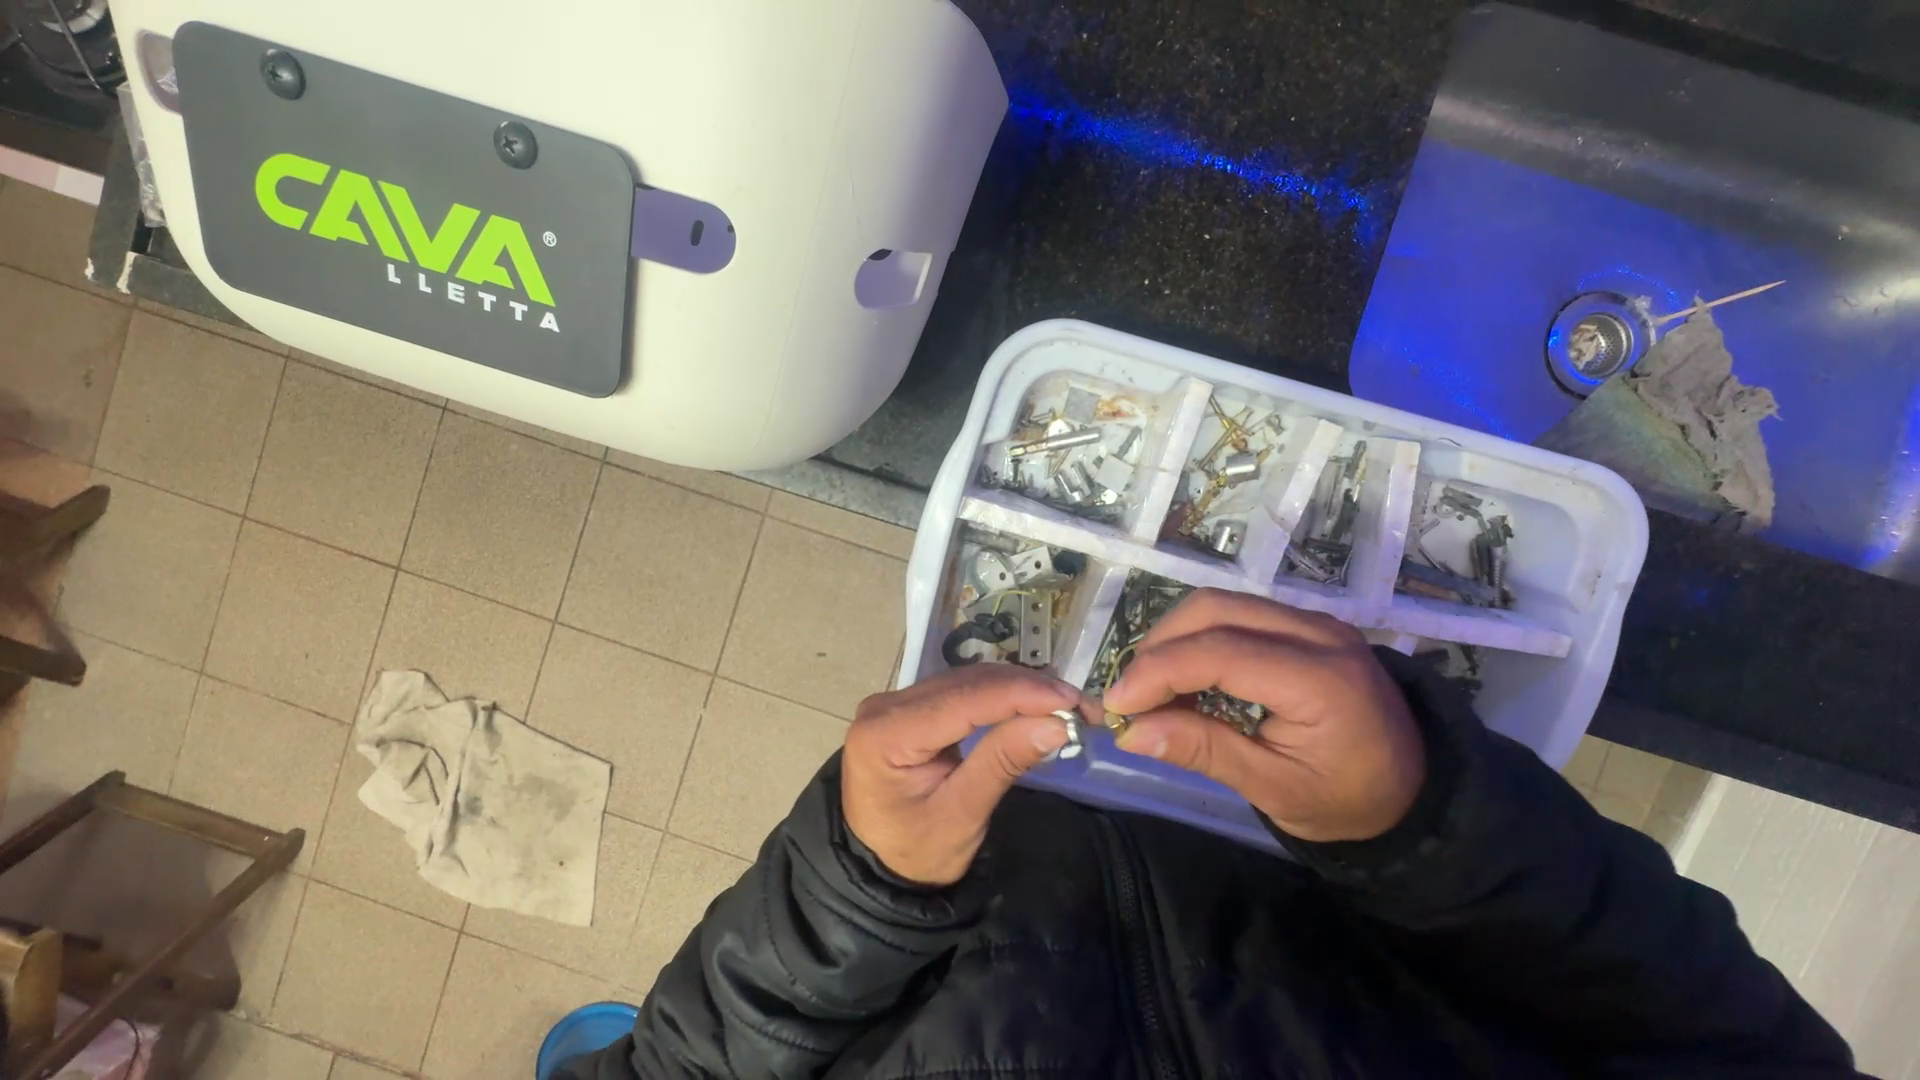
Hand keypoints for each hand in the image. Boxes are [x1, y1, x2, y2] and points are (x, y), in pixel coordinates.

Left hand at [842, 665, 1078, 885]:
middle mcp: (885, 707)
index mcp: (885, 734)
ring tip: (1066, 706)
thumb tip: (1056, 724)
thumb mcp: (962, 816)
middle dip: (1028, 690)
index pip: (963, 699)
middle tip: (1081, 708)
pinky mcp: (909, 706)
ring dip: (1020, 689)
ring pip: (967, 681)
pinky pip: (960, 690)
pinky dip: (1001, 695)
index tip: (1073, 702)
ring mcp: (895, 703)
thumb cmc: (917, 852)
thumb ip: (1002, 763)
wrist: (877, 867)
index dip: (1021, 694)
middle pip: (966, 684)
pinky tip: (1034, 701)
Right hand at [1102, 589, 1425, 842]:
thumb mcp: (1276, 790)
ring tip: (1153, 686)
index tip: (1116, 704)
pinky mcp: (1306, 623)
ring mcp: (1314, 622)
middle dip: (1159, 646)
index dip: (1157, 672)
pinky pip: (1238, 612)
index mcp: (1322, 680)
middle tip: (1131, 695)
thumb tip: (1131, 732)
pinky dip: (1198, 637)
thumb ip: (1205, 751)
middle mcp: (1319, 634)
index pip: (1220, 652)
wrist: (1416, 789)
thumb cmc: (1348, 800)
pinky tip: (1185, 675)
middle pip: (1215, 610)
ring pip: (1222, 603)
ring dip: (1175, 637)